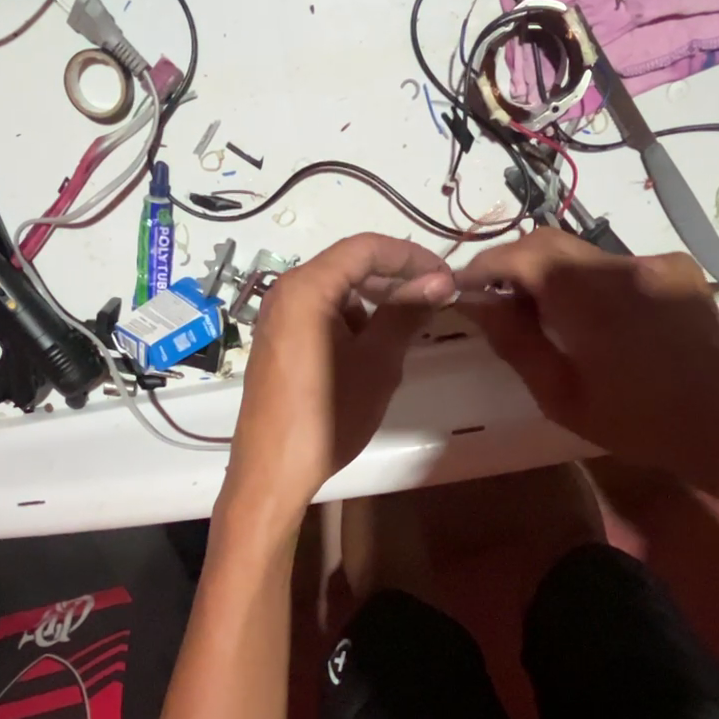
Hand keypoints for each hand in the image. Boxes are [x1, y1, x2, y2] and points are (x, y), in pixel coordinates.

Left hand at [224, 233, 453, 523]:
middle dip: (395, 279)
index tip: (445, 277)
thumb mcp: (378, 362)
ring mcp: (277, 320)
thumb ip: (407, 313)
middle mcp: (285, 293)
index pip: (365, 247)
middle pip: (348, 266)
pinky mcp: (278, 344)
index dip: (411, 256)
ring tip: (408, 329)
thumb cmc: (329, 415)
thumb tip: (440, 281)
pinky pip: (320, 317)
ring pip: (335, 293)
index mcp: (305, 288)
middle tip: (435, 301)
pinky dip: (352, 323)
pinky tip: (374, 351)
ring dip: (375, 302)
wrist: (273, 471)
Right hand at [455, 229, 718, 495]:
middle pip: (551, 243)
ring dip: (553, 275)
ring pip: (583, 253)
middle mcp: (625, 266)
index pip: (523, 254)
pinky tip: (596, 320)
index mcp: (592, 300)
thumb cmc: (635, 423)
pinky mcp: (678, 268)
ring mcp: (656, 262)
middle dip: (514, 264)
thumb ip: (515, 342)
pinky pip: (616, 264)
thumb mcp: (560, 395)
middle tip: (495, 299)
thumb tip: (476, 303)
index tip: (463, 287)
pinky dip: (591, 282)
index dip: (485, 265)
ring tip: (544, 315)